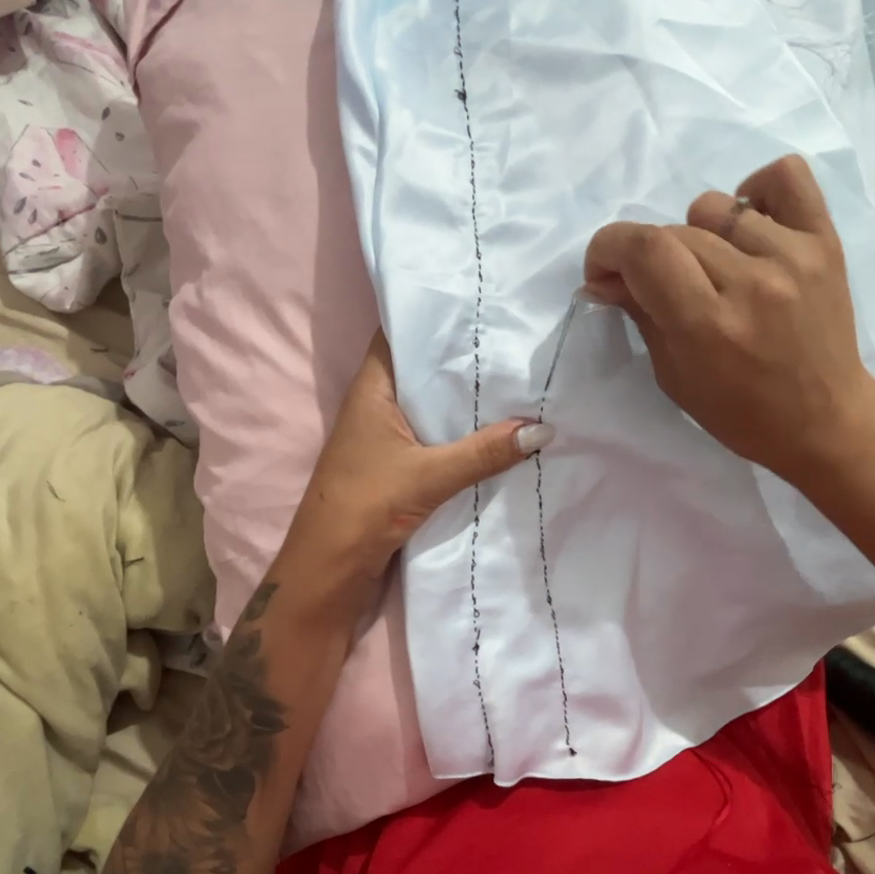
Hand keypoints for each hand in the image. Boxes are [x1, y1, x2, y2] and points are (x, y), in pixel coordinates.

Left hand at [281, 330, 551, 597]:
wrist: (330, 570)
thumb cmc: (366, 506)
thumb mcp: (430, 475)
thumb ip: (485, 452)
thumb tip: (544, 429)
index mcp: (373, 389)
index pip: (401, 333)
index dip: (435, 315)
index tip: (481, 303)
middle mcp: (378, 405)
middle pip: (423, 369)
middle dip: (463, 357)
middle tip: (516, 339)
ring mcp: (387, 437)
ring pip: (432, 406)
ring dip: (466, 400)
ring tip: (519, 377)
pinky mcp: (398, 466)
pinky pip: (436, 438)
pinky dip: (463, 434)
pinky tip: (500, 431)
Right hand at [582, 155, 874, 488]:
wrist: (823, 420)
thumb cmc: (739, 413)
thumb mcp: (673, 376)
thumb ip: (640, 316)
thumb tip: (601, 279)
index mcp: (708, 325)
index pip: (644, 249)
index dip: (607, 249)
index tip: (603, 272)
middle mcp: (751, 282)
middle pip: (674, 231)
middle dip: (648, 256)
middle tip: (660, 288)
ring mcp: (793, 256)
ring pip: (716, 207)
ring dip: (699, 234)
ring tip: (714, 268)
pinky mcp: (826, 242)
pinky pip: (785, 177)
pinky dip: (756, 192)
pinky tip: (750, 226)